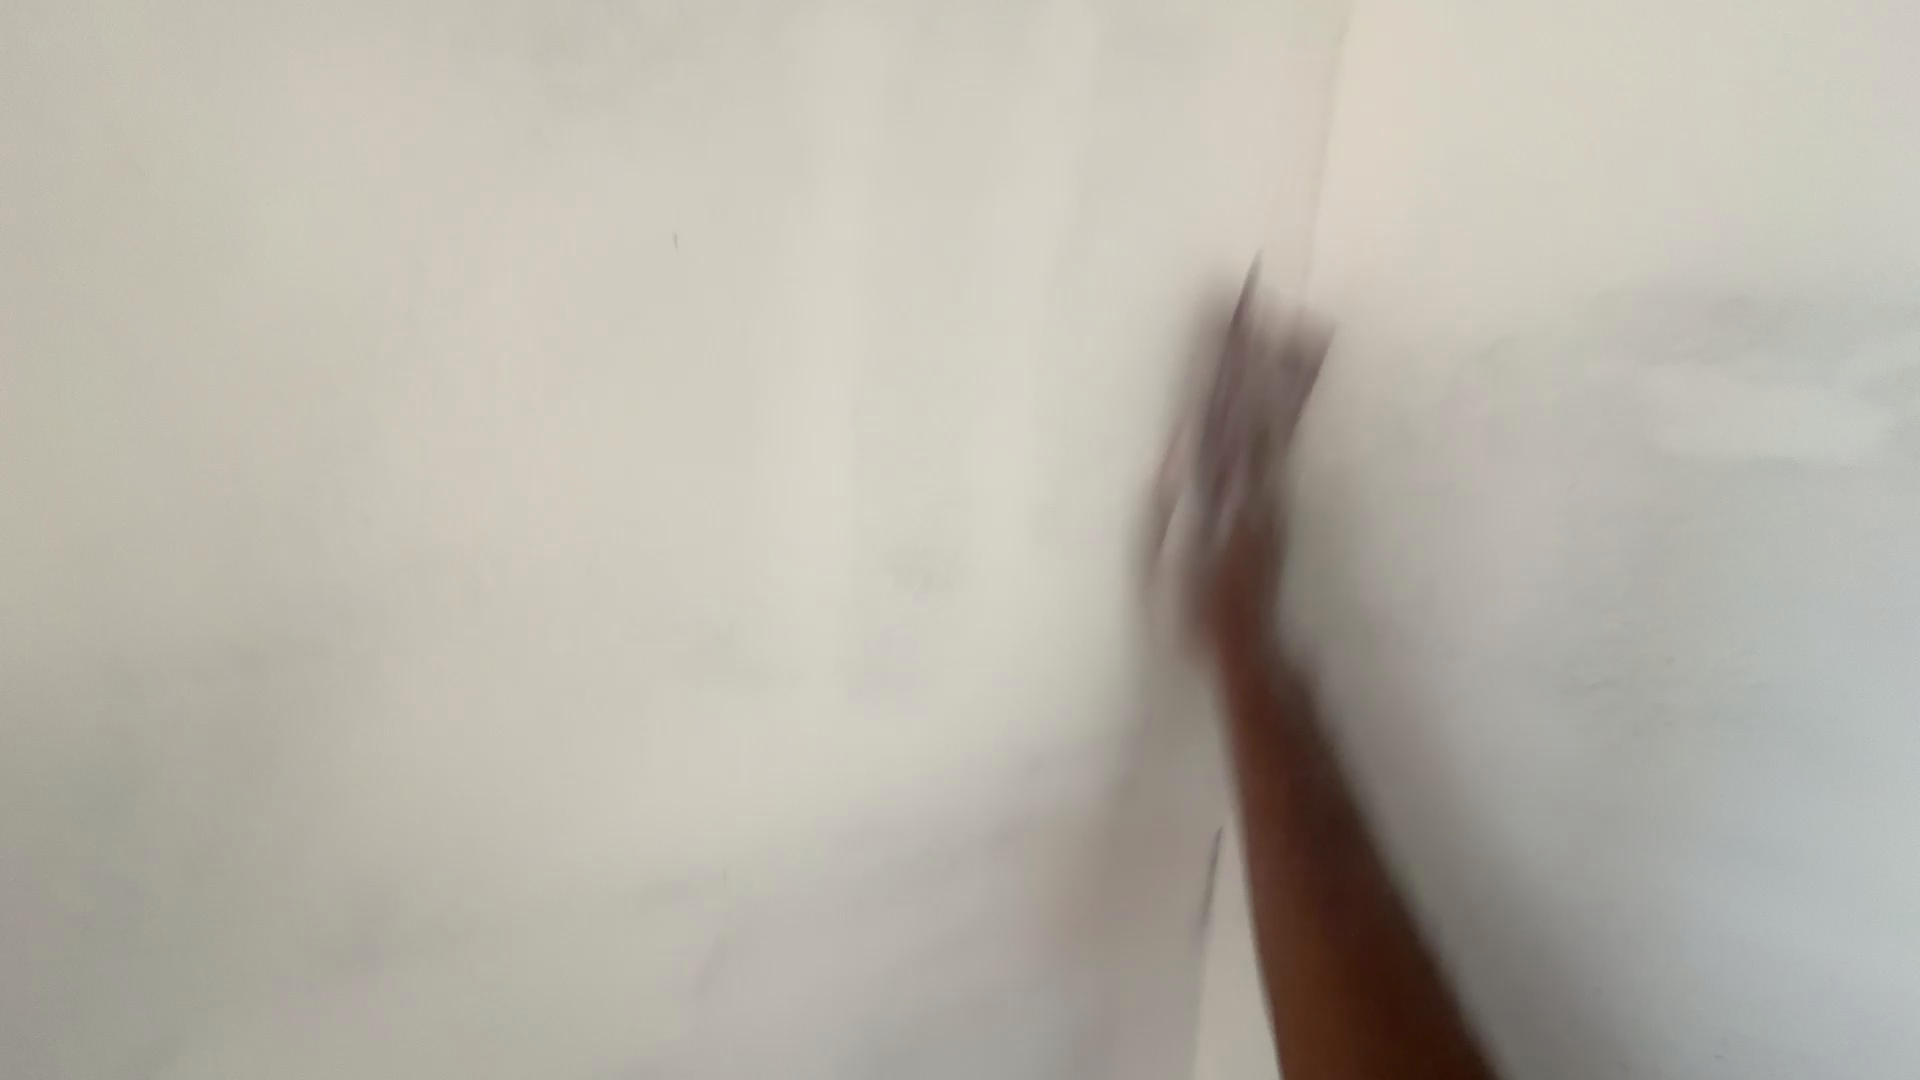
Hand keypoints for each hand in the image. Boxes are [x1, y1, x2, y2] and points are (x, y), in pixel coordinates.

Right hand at [1188, 294, 1327, 658]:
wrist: (1249, 636)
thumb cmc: (1195, 605)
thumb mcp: (1161, 567)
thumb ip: (1165, 508)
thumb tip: (1177, 451)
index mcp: (1215, 495)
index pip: (1212, 416)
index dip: (1218, 364)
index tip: (1221, 317)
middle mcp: (1250, 484)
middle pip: (1248, 405)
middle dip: (1250, 348)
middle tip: (1256, 297)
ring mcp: (1272, 489)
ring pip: (1278, 418)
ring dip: (1282, 367)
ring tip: (1297, 320)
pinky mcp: (1283, 497)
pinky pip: (1290, 440)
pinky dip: (1299, 401)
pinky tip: (1304, 374)